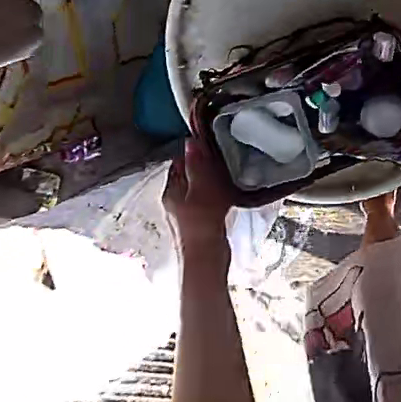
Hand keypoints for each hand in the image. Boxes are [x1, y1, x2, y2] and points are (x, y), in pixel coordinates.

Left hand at [164, 138, 238, 258]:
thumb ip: (196, 166)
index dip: (193, 150)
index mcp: (171, 191)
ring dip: (211, 178)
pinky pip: (207, 200)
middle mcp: (175, 201)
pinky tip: (229, 191)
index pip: (179, 162)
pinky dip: (216, 192)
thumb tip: (190, 141)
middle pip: (188, 174)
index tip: (211, 140)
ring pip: (199, 187)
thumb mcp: (201, 189)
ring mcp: (187, 213)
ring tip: (229, 168)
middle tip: (224, 152)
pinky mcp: (200, 222)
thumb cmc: (202, 223)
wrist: (206, 261)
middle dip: (203, 163)